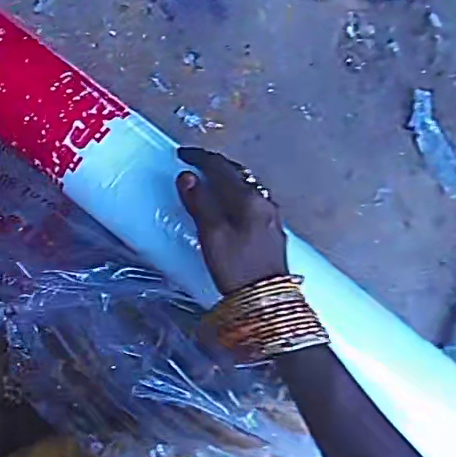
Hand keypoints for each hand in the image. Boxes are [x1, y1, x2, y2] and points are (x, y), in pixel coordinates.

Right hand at [176, 146, 288, 294]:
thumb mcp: (212, 236)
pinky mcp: (272, 231)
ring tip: (209, 183)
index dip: (200, 158)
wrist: (267, 300)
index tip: (182, 156)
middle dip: (215, 166)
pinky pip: (252, 202)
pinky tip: (230, 206)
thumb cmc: (236, 268)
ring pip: (247, 187)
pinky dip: (236, 196)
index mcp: (248, 199)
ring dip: (227, 180)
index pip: (222, 168)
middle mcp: (264, 202)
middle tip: (195, 166)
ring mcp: (271, 217)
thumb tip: (187, 177)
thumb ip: (200, 204)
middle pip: (237, 174)